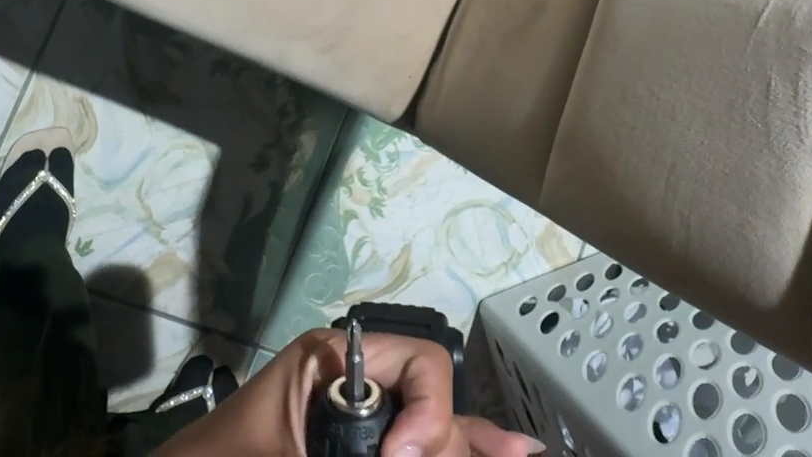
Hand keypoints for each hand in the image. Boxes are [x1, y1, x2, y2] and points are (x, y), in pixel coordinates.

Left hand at [153, 328, 543, 455]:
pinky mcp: (349, 448)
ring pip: (428, 433)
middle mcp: (354, 386)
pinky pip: (406, 451)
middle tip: (514, 454)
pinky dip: (438, 453)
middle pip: (432, 405)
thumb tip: (416, 449)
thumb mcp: (288, 451)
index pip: (418, 365)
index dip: (429, 412)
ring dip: (470, 443)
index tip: (403, 455)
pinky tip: (493, 450)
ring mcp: (354, 423)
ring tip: (523, 451)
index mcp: (333, 363)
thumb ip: (353, 445)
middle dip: (458, 436)